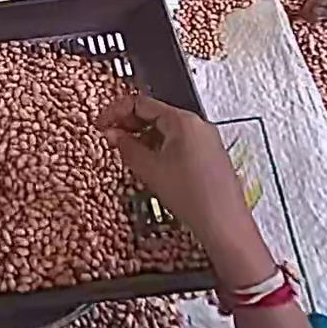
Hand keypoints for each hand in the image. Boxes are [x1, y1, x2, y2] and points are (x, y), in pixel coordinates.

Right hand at [95, 92, 269, 282]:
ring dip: (143, 137)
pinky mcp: (208, 155)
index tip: (102, 123)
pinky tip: (149, 164)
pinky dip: (159, 148)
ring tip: (126, 153)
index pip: (142, 103)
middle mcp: (197, 125)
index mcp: (183, 121)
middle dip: (129, 124)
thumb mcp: (149, 169)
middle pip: (155, 114)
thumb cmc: (193, 196)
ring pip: (165, 130)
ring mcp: (205, 140)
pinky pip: (178, 142)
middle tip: (110, 137)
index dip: (117, 112)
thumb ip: (127, 147)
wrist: (224, 224)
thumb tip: (112, 135)